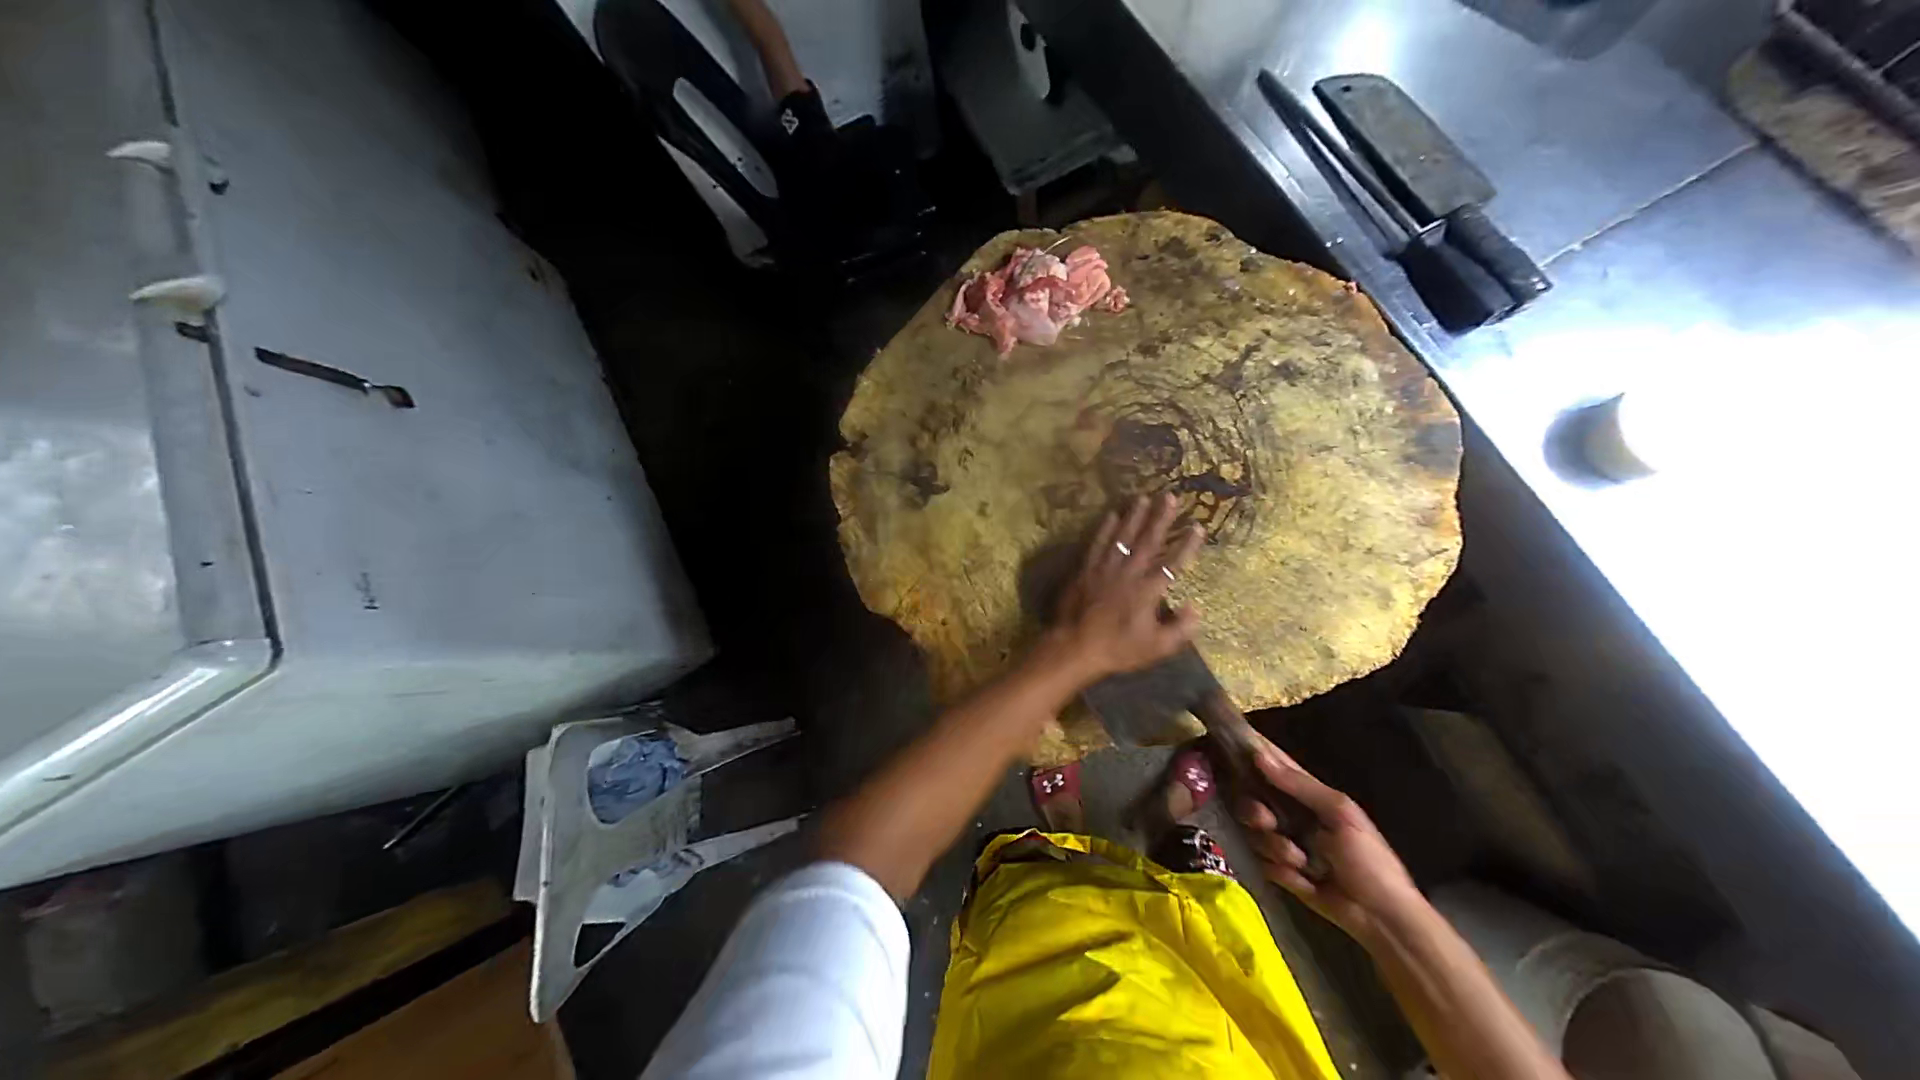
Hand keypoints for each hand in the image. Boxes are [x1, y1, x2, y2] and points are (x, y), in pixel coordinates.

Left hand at [1046, 493, 1203, 681]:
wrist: (1074, 647)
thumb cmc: (1117, 649)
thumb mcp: (1156, 647)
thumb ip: (1180, 629)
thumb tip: (1195, 608)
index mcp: (1148, 591)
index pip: (1173, 563)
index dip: (1187, 544)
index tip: (1199, 526)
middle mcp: (1129, 573)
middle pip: (1148, 540)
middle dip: (1161, 517)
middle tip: (1170, 496)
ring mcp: (1105, 568)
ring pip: (1123, 536)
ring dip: (1134, 516)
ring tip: (1144, 497)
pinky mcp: (1086, 569)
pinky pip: (1098, 543)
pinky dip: (1106, 528)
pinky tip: (1112, 514)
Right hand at [1237, 735, 1424, 942]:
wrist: (1381, 918)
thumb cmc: (1369, 860)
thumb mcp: (1340, 814)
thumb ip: (1299, 785)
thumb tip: (1258, 755)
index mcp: (1308, 795)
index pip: (1274, 764)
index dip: (1252, 751)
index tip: (1225, 742)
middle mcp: (1290, 814)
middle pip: (1250, 799)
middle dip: (1255, 811)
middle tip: (1266, 822)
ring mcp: (1283, 842)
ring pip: (1253, 832)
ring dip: (1274, 847)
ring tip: (1300, 862)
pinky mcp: (1279, 871)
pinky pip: (1260, 860)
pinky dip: (1278, 869)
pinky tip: (1300, 878)